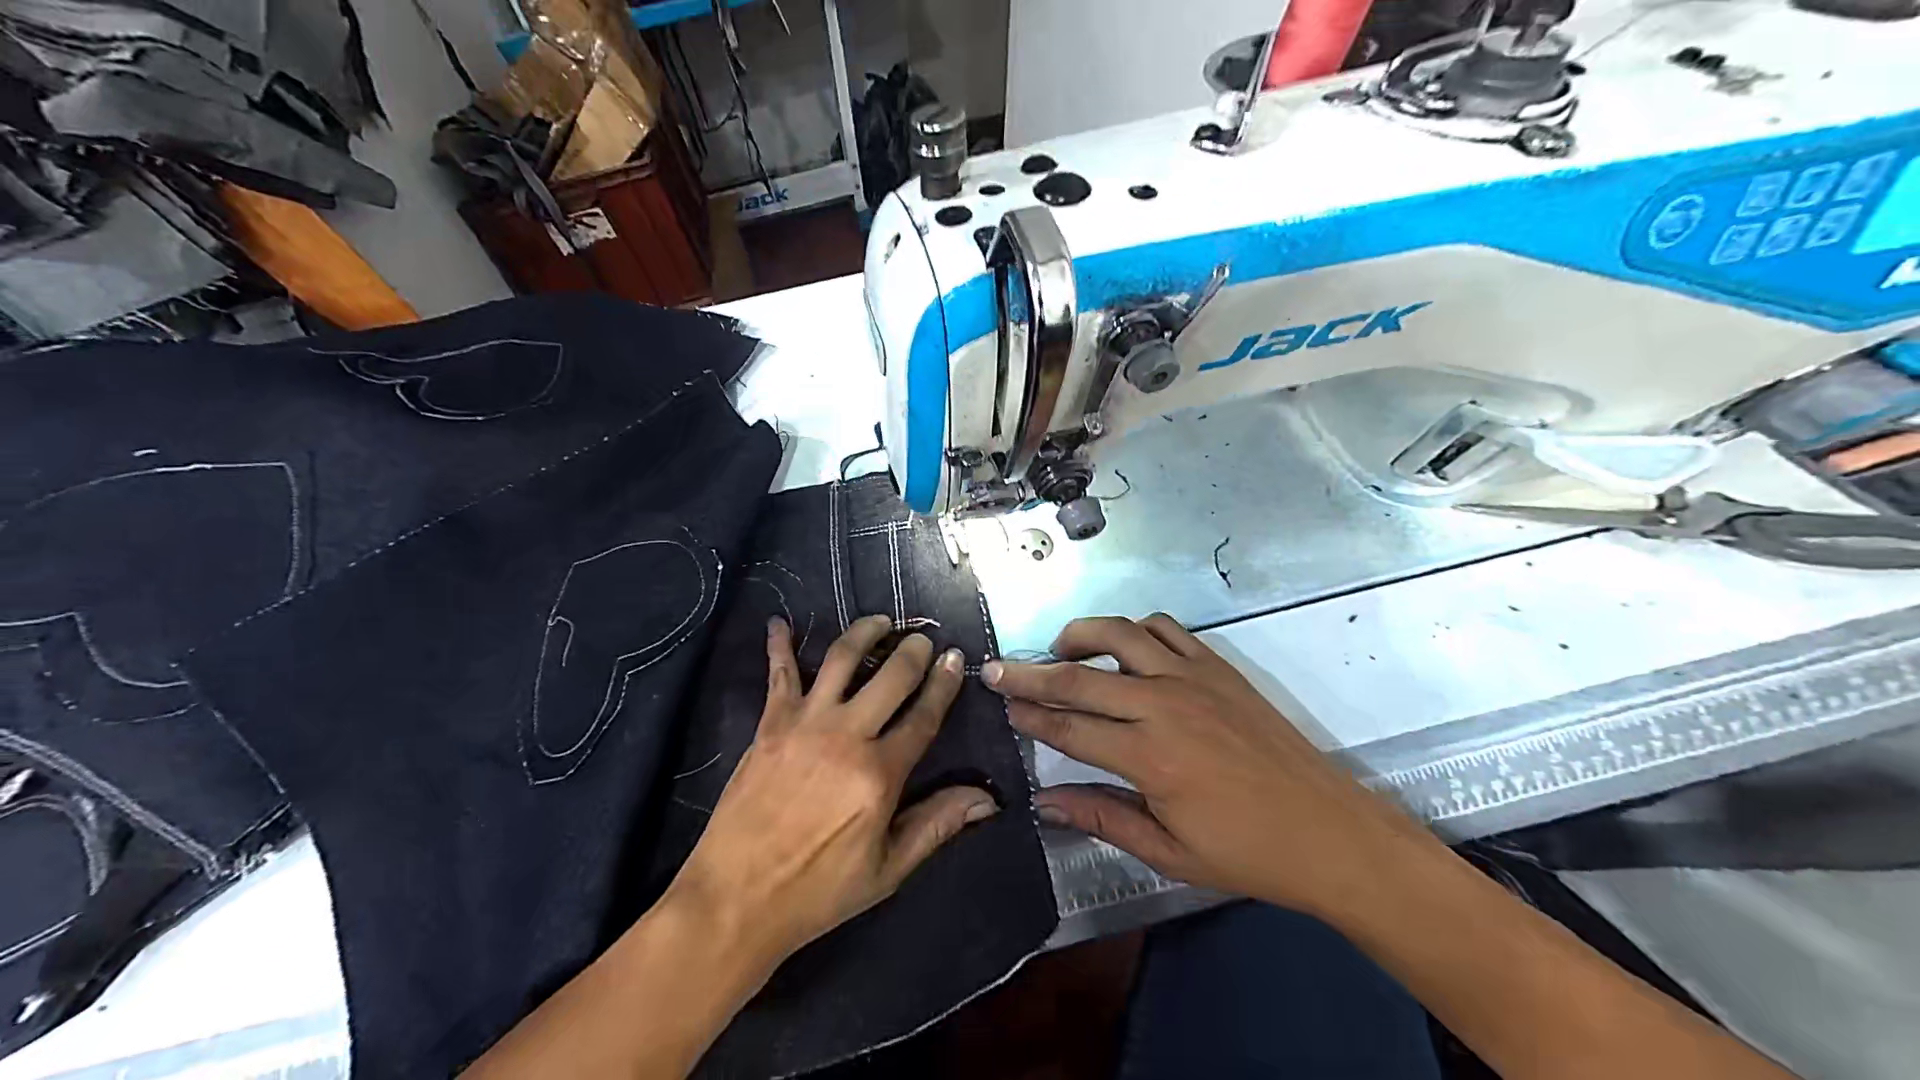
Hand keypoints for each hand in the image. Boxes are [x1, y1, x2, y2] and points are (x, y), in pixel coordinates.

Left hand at [667, 614, 998, 972]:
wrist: (735, 899)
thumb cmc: (817, 891)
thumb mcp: (887, 869)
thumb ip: (936, 824)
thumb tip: (987, 798)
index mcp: (879, 774)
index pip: (924, 716)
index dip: (944, 684)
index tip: (956, 657)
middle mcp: (846, 736)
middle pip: (891, 677)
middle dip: (913, 651)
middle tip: (923, 639)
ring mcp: (804, 724)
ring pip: (842, 659)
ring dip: (865, 632)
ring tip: (879, 621)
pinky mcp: (769, 724)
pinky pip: (778, 674)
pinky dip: (779, 645)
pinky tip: (779, 623)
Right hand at [984, 614, 1429, 916]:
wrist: (1330, 831)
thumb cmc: (1247, 852)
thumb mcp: (1168, 852)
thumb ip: (1102, 818)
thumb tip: (1045, 803)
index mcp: (1149, 757)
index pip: (1069, 728)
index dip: (1029, 716)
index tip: (1002, 705)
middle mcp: (1163, 705)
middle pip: (1079, 676)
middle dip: (1030, 673)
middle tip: (997, 669)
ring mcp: (1193, 678)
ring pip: (1119, 633)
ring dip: (1080, 635)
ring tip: (1059, 649)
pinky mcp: (1218, 667)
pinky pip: (1166, 629)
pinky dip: (1134, 629)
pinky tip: (1125, 648)